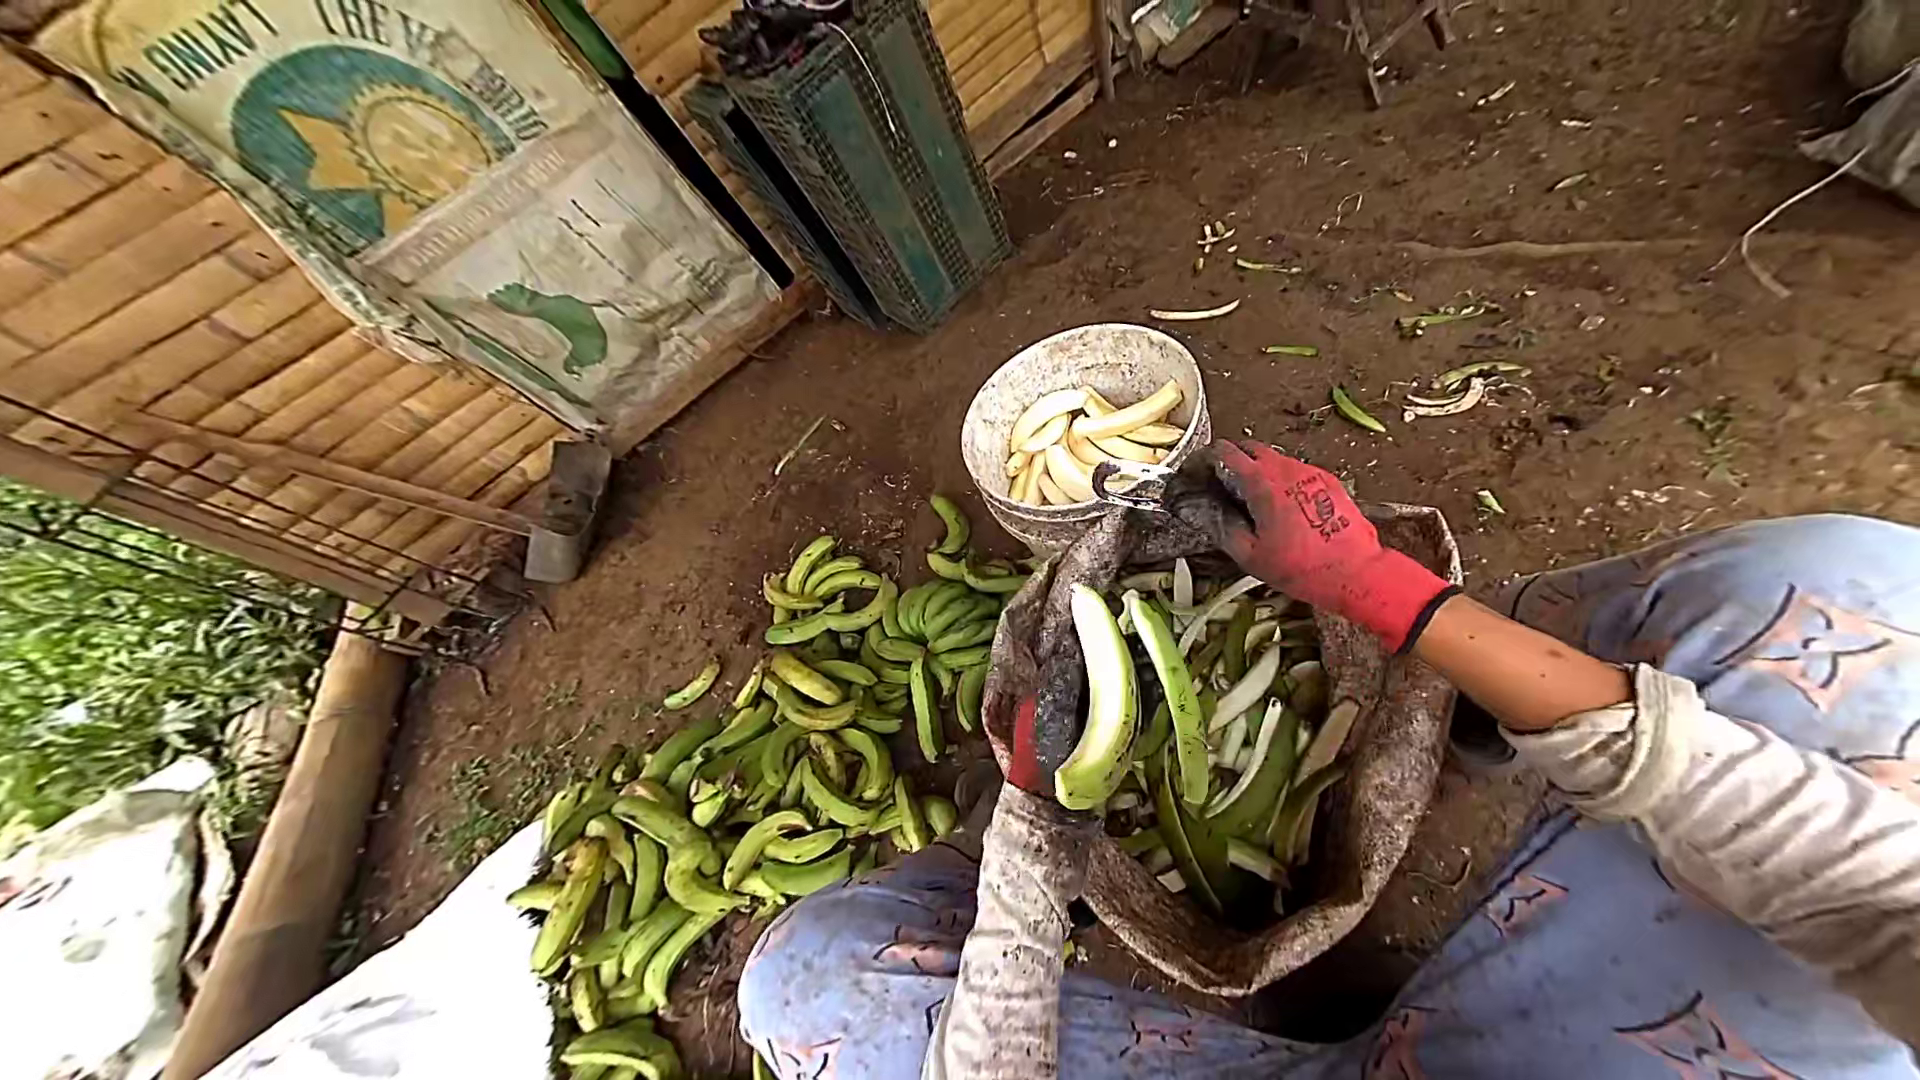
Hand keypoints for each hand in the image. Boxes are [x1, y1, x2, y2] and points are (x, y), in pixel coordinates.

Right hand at [1201, 440, 1455, 651]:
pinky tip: (1281, 501)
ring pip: (1277, 458)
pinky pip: (1298, 471)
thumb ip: (1224, 528)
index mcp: (1264, 486)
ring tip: (1252, 491)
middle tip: (1223, 475)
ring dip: (1260, 467)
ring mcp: (1312, 474)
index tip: (1202, 463)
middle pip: (1254, 448)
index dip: (1211, 456)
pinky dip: (1283, 478)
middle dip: (1235, 456)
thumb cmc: (1301, 568)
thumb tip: (1208, 512)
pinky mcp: (1329, 483)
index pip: (1230, 454)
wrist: (1355, 573)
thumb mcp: (1249, 555)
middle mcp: (1289, 472)